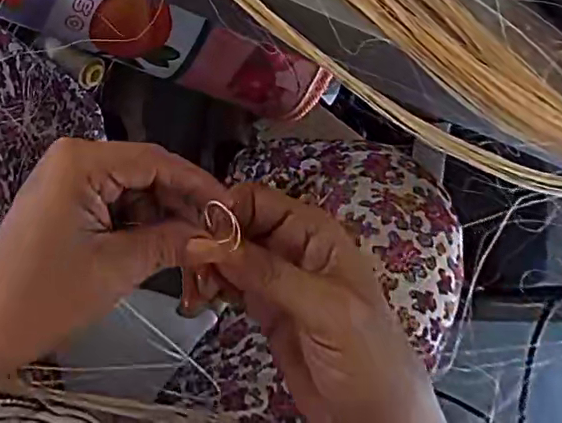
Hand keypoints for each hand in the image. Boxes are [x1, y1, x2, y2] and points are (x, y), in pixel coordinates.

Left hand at [0, 138, 232, 421]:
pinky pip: (111, 201)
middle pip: (143, 170)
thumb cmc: (46, 292)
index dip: (197, 184)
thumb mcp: (115, 266)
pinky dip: (138, 223)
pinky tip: (164, 248)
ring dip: (162, 216)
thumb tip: (214, 236)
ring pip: (130, 188)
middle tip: (220, 238)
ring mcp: (66, 176)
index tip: (233, 211)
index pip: (153, 159)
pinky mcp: (64, 198)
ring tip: (197, 250)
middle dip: (181, 204)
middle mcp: (73, 156)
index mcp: (81, 159)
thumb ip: (168, 243)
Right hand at [184, 182, 444, 422]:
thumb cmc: (372, 363)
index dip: (224, 209)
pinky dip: (208, 285)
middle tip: (190, 265)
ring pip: (224, 251)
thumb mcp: (325, 310)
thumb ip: (268, 272)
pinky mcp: (261, 303)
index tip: (197, 232)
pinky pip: (225, 280)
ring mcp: (274, 275)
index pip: (255, 199)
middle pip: (233, 223)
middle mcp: (290, 245)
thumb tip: (210, 241)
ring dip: (203, 264)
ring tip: (195, 288)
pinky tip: (200, 297)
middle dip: (207, 239)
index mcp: (312, 231)